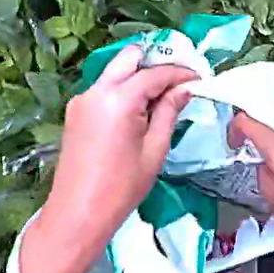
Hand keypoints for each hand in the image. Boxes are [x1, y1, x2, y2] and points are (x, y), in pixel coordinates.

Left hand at [21, 46, 196, 272]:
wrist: (77, 214)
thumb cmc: (121, 188)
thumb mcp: (154, 150)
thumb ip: (169, 112)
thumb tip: (184, 88)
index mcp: (117, 98)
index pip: (154, 73)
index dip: (179, 73)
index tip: (198, 77)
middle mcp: (96, 90)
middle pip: (129, 58)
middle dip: (155, 64)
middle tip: (178, 82)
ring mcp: (82, 99)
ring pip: (115, 71)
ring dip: (137, 76)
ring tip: (161, 99)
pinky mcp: (75, 110)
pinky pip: (103, 88)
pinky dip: (122, 90)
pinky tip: (137, 112)